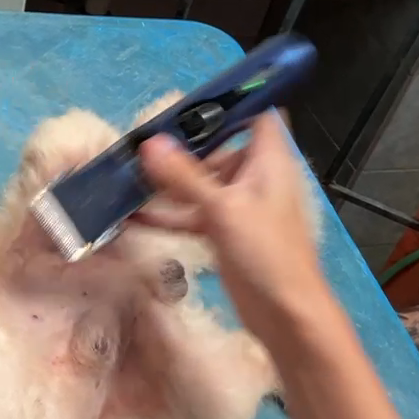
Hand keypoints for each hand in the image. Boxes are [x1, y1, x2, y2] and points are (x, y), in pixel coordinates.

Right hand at [136, 114, 337, 340]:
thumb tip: (149, 143)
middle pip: (218, 149)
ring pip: (201, 182)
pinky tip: (134, 214)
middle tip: (143, 142)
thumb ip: (183, 177)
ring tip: (130, 175)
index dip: (230, 104)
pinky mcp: (225, 232)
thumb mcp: (222, 208)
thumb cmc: (266, 253)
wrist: (287, 315)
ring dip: (170, 181)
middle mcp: (254, 177)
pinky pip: (193, 213)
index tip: (189, 103)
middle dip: (183, 146)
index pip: (256, 115)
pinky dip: (169, 213)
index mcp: (268, 160)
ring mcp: (239, 206)